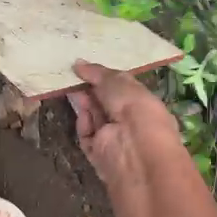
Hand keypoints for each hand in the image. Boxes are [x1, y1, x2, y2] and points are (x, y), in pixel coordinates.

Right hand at [69, 60, 181, 192]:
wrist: (135, 149)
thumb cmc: (134, 108)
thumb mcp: (117, 81)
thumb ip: (96, 72)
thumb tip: (78, 64)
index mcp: (142, 104)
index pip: (121, 89)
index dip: (103, 78)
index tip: (84, 67)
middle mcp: (130, 122)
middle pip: (104, 103)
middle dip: (90, 90)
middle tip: (74, 76)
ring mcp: (115, 138)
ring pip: (93, 118)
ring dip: (84, 105)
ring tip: (74, 92)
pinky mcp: (100, 153)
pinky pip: (87, 136)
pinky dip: (84, 125)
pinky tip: (85, 118)